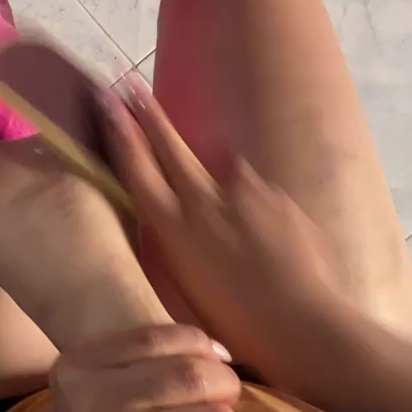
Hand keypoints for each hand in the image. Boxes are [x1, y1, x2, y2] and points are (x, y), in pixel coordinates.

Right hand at [98, 80, 379, 411]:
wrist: (303, 328)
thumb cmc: (234, 324)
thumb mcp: (187, 283)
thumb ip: (179, 240)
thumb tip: (180, 214)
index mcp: (171, 228)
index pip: (137, 167)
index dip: (120, 132)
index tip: (108, 101)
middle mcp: (201, 202)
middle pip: (169, 147)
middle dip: (147, 114)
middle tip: (130, 84)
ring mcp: (242, 194)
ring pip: (222, 171)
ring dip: (221, 181)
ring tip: (234, 223)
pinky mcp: (275, 196)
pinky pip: (256, 191)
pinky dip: (255, 205)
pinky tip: (266, 237)